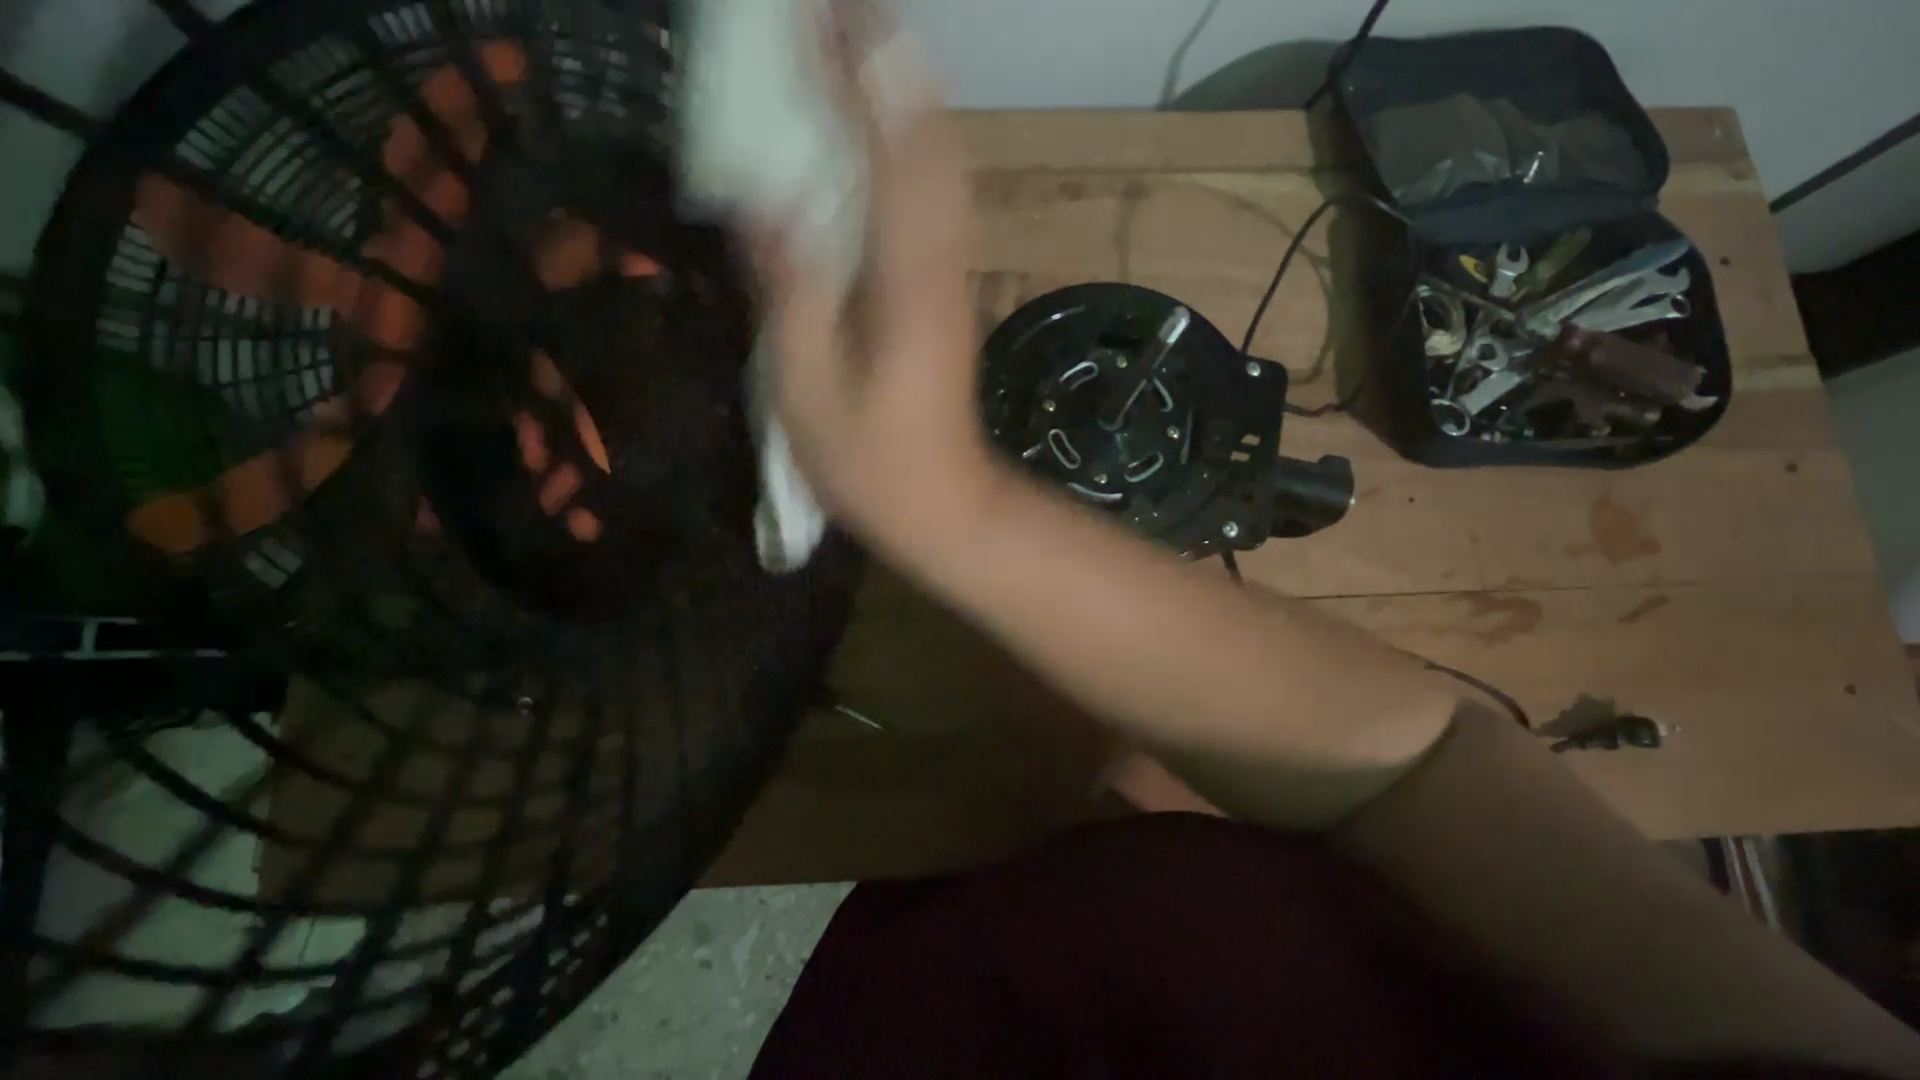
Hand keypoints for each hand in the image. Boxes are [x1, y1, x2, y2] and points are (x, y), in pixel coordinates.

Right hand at [755, 9, 1000, 550]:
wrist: (945, 504)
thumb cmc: (871, 464)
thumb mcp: (808, 394)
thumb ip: (791, 293)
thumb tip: (765, 199)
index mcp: (903, 285)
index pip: (886, 159)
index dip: (857, 80)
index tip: (823, 15)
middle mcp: (940, 261)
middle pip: (924, 141)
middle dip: (884, 63)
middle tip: (837, 5)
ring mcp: (952, 269)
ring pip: (939, 160)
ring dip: (904, 90)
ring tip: (858, 34)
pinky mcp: (948, 282)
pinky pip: (936, 191)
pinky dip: (914, 138)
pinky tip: (889, 116)